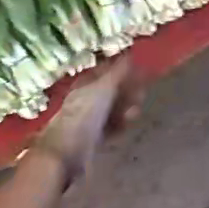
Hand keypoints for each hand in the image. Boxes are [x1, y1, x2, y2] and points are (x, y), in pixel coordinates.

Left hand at [29, 59, 142, 185]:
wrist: (66, 153)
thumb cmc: (84, 116)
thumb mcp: (103, 89)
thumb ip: (118, 72)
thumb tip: (130, 54)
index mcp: (85, 84)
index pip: (105, 71)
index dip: (122, 69)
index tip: (140, 70)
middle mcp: (86, 99)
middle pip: (111, 91)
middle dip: (128, 90)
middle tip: (143, 92)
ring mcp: (89, 120)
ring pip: (112, 109)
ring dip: (126, 107)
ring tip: (136, 111)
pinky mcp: (93, 138)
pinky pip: (111, 126)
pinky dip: (121, 123)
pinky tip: (128, 124)